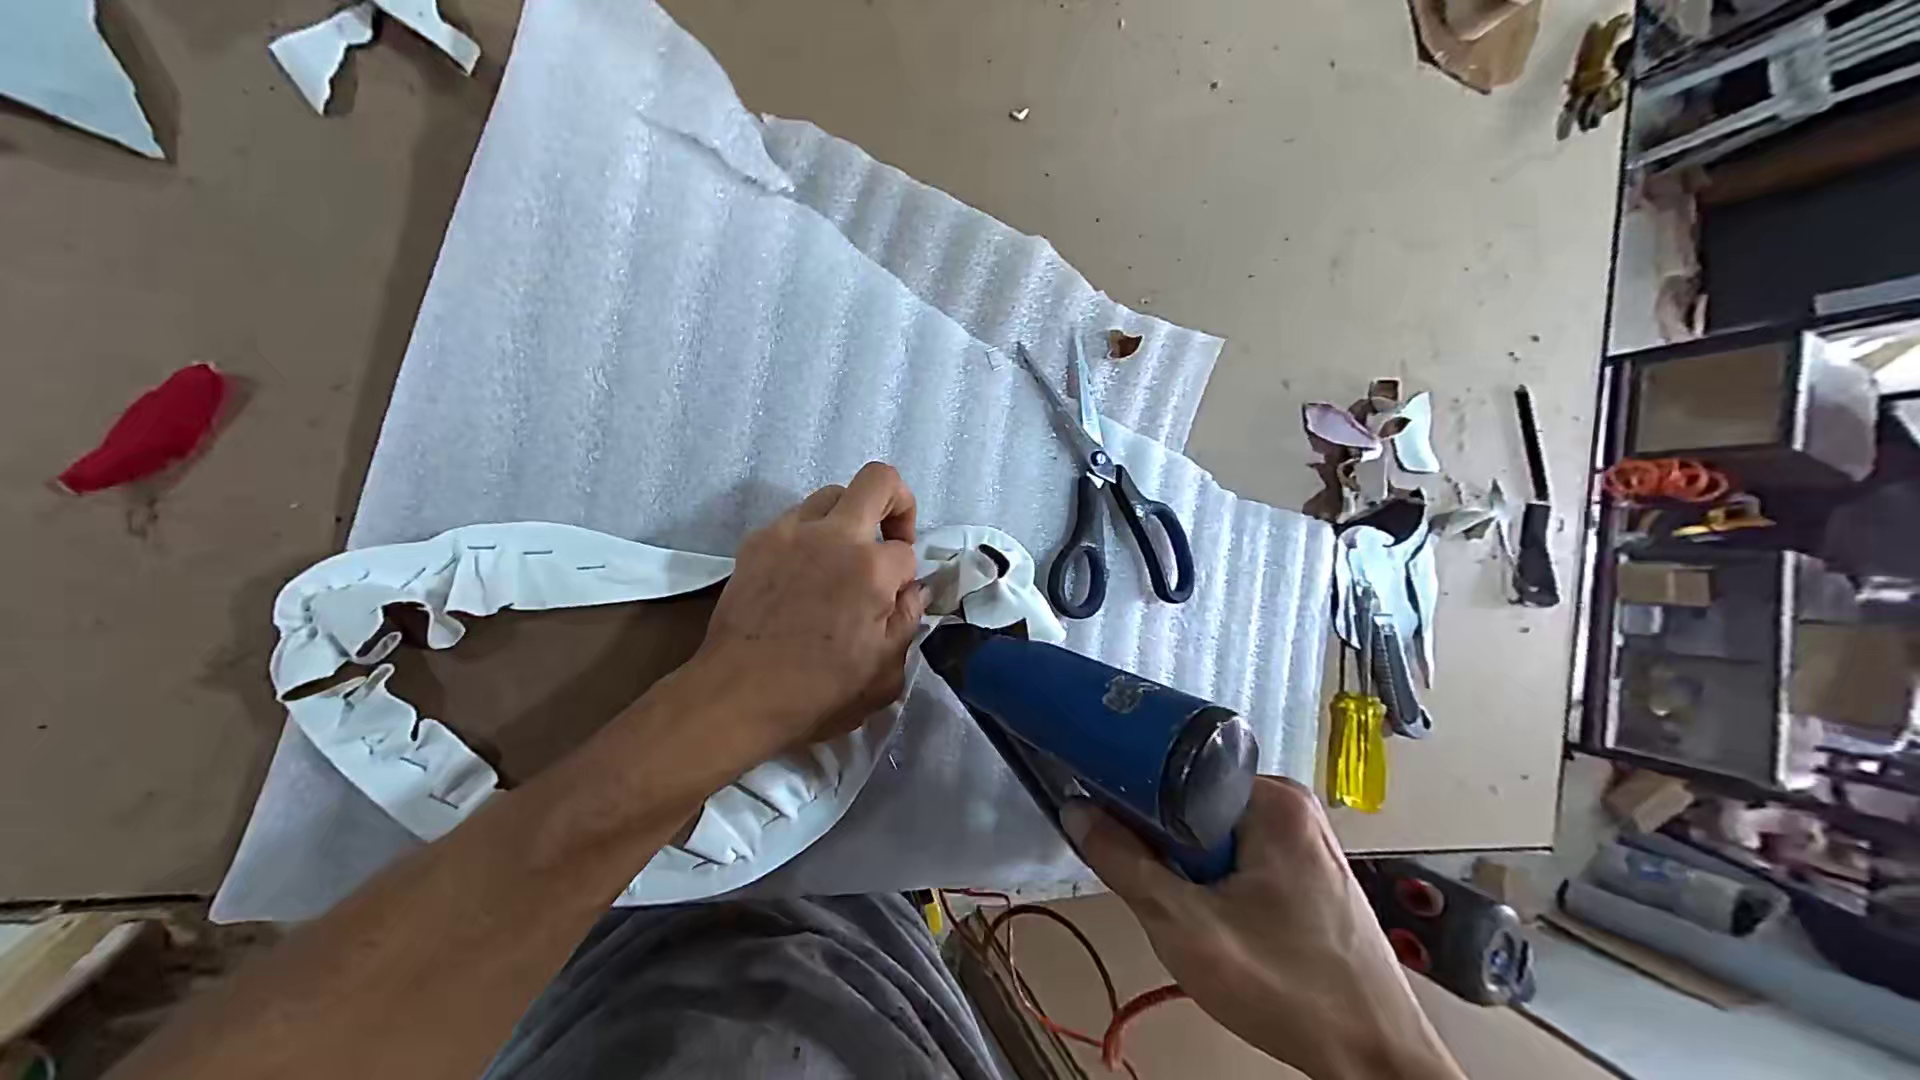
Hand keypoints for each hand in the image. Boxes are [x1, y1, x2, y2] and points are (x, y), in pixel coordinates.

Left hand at [688, 462, 928, 752]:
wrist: (738, 696)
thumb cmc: (819, 692)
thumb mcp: (886, 671)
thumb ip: (909, 620)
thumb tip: (912, 590)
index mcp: (871, 569)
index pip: (907, 551)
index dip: (908, 574)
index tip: (896, 596)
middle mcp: (833, 536)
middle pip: (878, 480)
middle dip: (897, 502)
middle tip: (890, 538)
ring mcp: (789, 532)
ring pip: (833, 494)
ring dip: (850, 517)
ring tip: (842, 558)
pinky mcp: (756, 541)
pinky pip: (796, 519)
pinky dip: (811, 535)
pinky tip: (804, 573)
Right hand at [1065, 778, 1465, 1079]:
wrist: (1377, 1064)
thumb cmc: (1287, 990)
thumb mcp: (1187, 929)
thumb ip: (1125, 865)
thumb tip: (1074, 810)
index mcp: (1271, 797)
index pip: (1178, 772)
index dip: (1138, 799)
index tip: (1113, 827)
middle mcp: (1290, 801)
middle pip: (1194, 802)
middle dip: (1168, 845)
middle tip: (1166, 891)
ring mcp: (1303, 832)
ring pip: (1212, 830)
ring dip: (1190, 865)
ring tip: (1194, 910)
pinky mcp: (1307, 862)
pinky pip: (1239, 849)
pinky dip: (1217, 876)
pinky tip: (1221, 917)